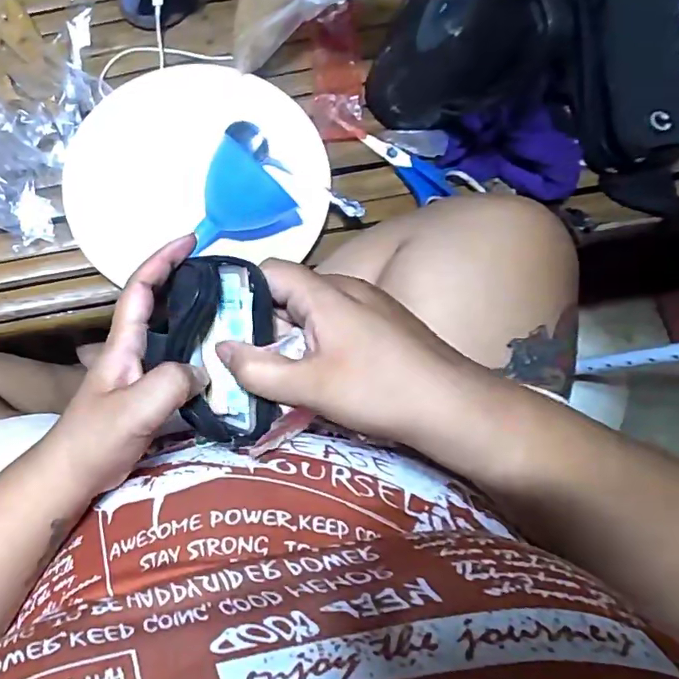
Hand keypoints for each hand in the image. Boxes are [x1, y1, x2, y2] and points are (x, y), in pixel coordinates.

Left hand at [41, 235, 205, 488]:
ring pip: (167, 333)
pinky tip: (215, 361)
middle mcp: (129, 351)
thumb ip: (171, 384)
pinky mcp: (144, 395)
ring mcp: (136, 373)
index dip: (162, 260)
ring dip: (191, 314)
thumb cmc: (95, 439)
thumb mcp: (135, 409)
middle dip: (180, 279)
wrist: (72, 474)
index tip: (189, 240)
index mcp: (122, 345)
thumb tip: (203, 371)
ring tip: (225, 310)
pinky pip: (175, 362)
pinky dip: (195, 351)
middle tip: (217, 273)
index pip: (141, 289)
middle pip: (155, 303)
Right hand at [216, 260, 491, 443]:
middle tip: (241, 358)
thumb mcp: (310, 387)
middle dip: (260, 323)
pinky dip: (314, 344)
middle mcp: (346, 288)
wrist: (457, 408)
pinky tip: (315, 376)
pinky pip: (335, 324)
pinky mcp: (382, 325)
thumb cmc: (380, 391)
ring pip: (311, 311)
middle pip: (288, 292)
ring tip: (273, 372)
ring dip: (288, 337)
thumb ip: (258, 369)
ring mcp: (368, 305)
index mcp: (325, 292)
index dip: (240, 290)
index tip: (222, 323)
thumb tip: (221, 349)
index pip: (268, 269)